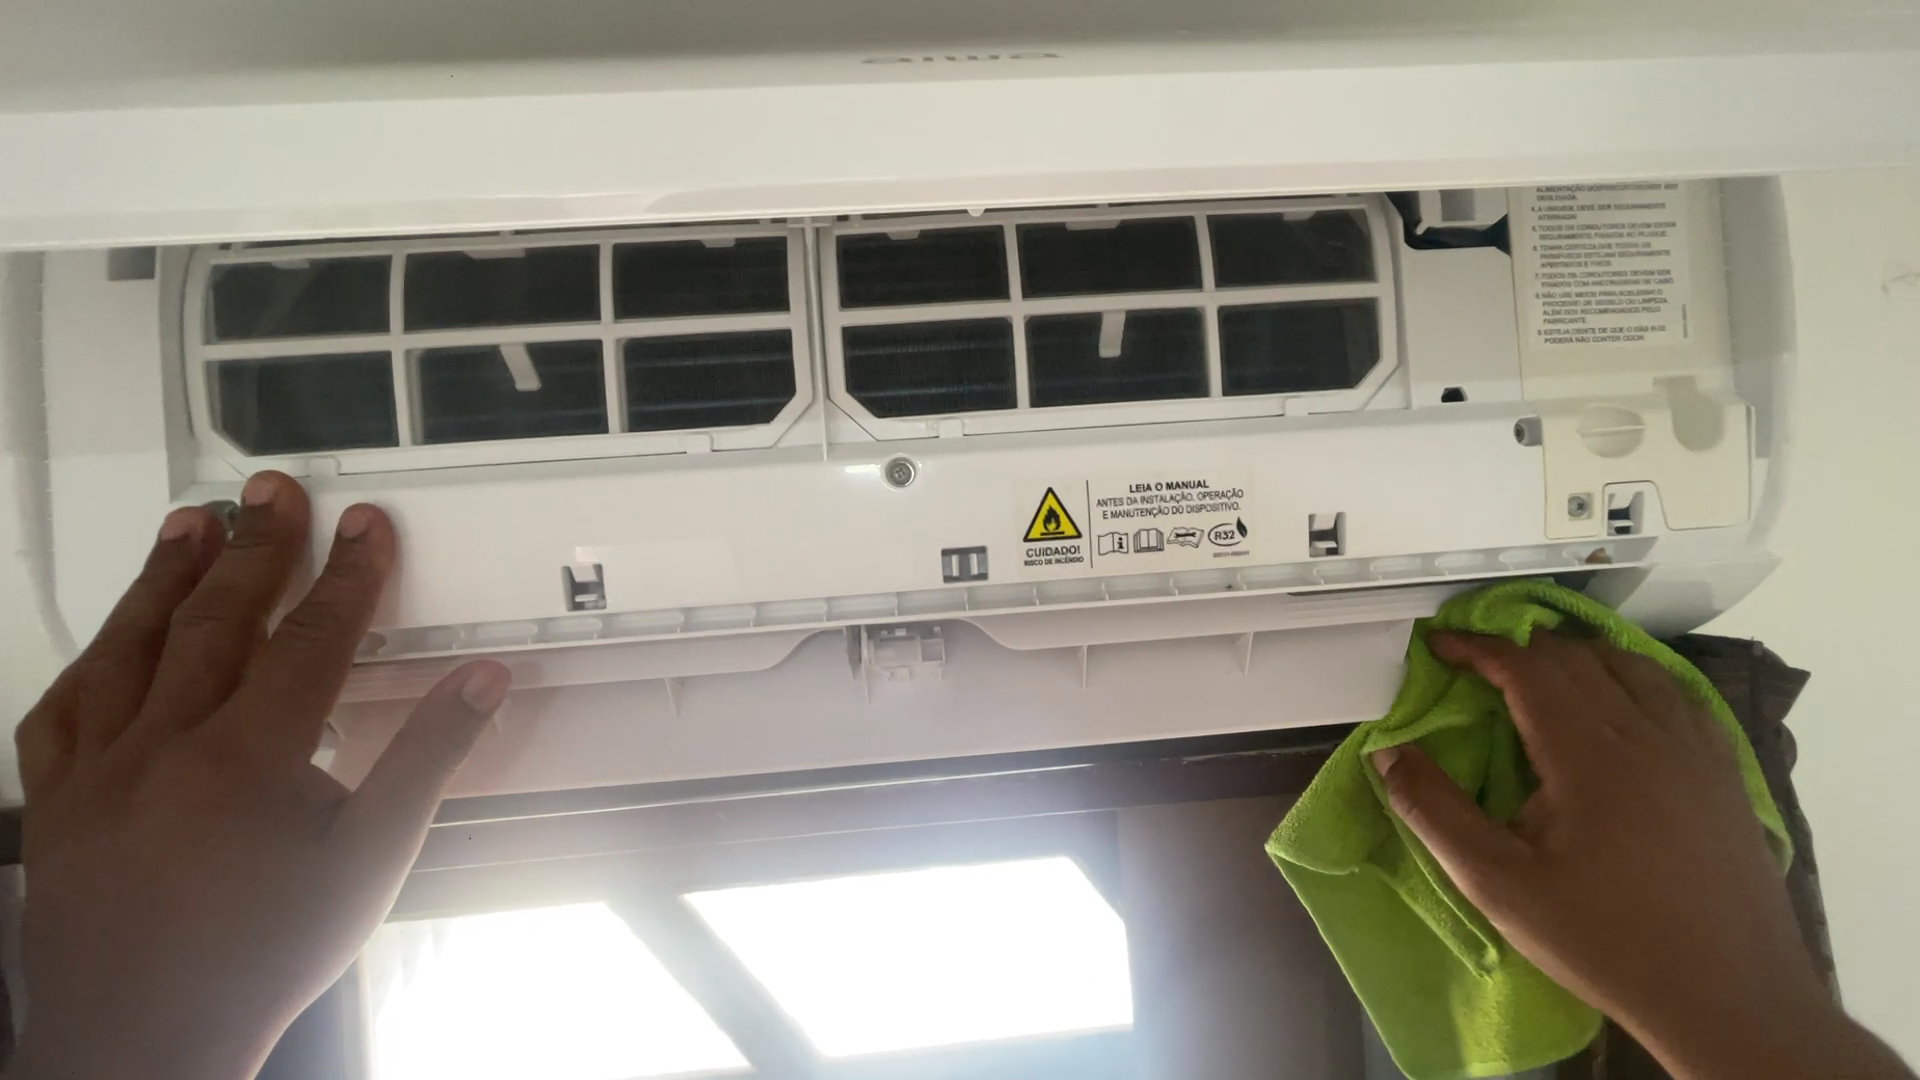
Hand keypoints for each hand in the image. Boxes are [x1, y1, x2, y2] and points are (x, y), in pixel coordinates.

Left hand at [9, 472, 510, 1079]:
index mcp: (246, 757)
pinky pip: (61, 710)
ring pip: (129, 650)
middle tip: (274, 492)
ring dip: (166, 578)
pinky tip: (111, 632)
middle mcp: (162, 750)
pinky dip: (92, 654)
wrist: (146, 1046)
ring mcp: (97, 775)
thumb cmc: (268, 948)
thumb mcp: (378, 854)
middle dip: (257, 548)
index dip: (347, 573)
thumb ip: (431, 755)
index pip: (310, 636)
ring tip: (191, 523)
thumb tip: (482, 679)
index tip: (366, 525)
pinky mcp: (56, 806)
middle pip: (216, 622)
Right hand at [1374, 631, 1911, 1079]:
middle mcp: (1649, 738)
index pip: (1528, 668)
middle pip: (1577, 658)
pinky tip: (1616, 703)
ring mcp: (1698, 755)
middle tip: (1473, 661)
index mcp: (1590, 754)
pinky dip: (1633, 679)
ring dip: (1575, 656)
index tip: (1438, 646)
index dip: (1478, 647)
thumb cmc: (1603, 937)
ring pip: (1633, 668)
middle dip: (1518, 647)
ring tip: (1537, 673)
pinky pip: (1679, 697)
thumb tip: (1387, 751)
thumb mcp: (1494, 881)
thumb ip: (1431, 809)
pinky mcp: (1726, 778)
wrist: (1732, 1005)